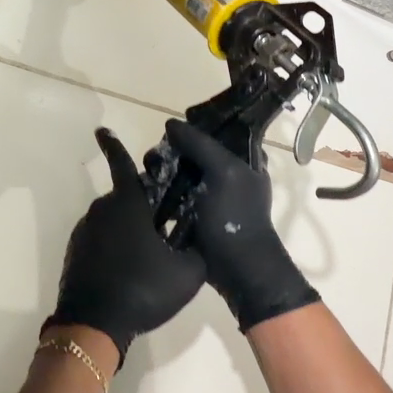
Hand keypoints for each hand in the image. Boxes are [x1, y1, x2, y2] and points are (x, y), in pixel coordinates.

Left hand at [45, 128, 205, 365]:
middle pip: (124, 195)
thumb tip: (200, 235)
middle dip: (142, 202)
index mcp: (127, 205)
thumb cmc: (143, 291)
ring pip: (112, 218)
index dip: (113, 145)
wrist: (94, 323)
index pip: (121, 165)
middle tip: (163, 217)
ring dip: (129, 225)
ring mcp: (86, 231)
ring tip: (151, 248)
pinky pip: (101, 237)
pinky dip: (115, 242)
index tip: (102, 130)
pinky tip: (131, 264)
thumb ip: (196, 247)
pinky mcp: (77, 250)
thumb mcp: (187, 273)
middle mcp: (102, 210)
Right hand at [163, 119, 318, 331]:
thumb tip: (171, 124)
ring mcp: (210, 194)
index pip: (216, 130)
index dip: (194, 127)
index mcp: (244, 159)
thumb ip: (199, 144)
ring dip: (164, 171)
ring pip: (181, 171)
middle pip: (193, 150)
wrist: (237, 268)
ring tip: (148, 175)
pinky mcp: (194, 212)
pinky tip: (147, 189)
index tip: (171, 131)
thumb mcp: (223, 172)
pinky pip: (174, 192)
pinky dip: (161, 190)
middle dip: (172, 151)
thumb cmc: (235, 216)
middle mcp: (228, 173)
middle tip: (155, 157)